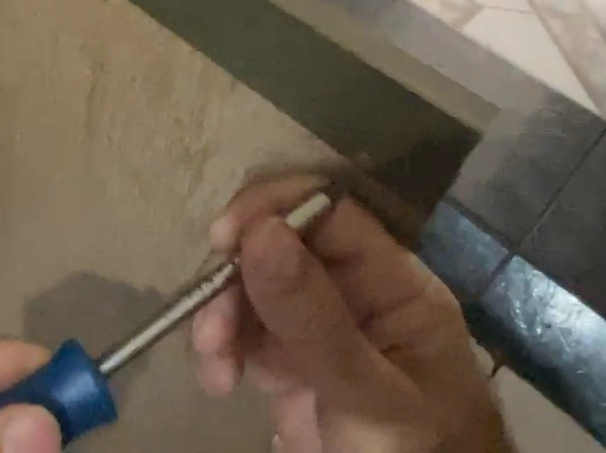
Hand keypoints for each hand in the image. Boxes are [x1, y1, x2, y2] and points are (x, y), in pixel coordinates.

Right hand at [190, 177, 509, 452]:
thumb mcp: (369, 396)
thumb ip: (314, 318)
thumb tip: (258, 228)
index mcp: (393, 286)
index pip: (328, 212)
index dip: (273, 208)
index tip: (225, 238)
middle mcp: (353, 295)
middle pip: (278, 248)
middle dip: (236, 279)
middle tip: (211, 324)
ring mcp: (319, 331)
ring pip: (251, 289)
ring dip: (220, 318)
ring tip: (214, 365)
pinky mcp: (289, 367)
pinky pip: (241, 334)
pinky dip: (219, 350)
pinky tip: (219, 381)